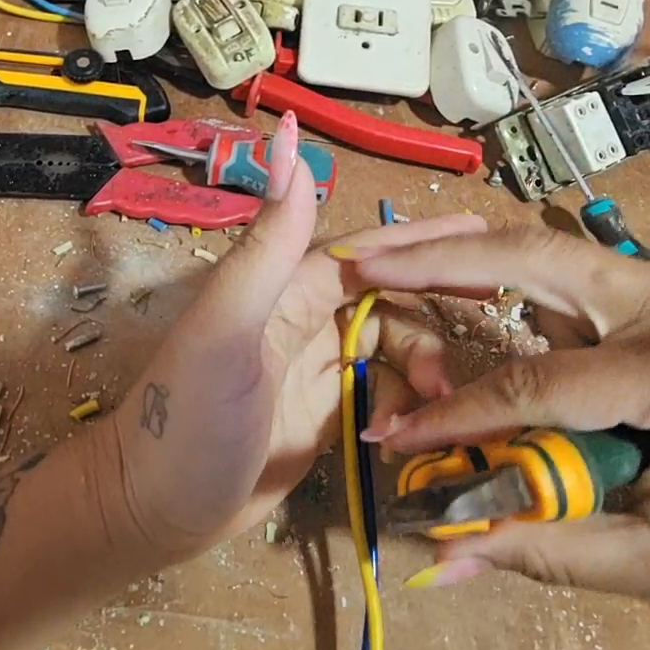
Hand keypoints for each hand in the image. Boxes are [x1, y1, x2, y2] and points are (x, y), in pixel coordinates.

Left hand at [92, 111, 484, 561]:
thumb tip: (288, 140)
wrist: (153, 509)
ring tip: (438, 403)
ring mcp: (312, 369)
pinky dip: (403, 407)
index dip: (418, 242)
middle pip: (386, 296)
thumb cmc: (186, 416)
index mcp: (280, 287)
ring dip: (421, 368)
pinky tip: (407, 432)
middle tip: (496, 303)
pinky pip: (381, 394)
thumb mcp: (228, 324)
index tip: (480, 234)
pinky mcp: (321, 415)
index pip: (362, 251)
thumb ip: (269, 241)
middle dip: (436, 299)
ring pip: (390, 347)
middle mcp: (300, 318)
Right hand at [348, 226, 649, 630]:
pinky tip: (472, 278)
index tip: (389, 433)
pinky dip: (516, 276)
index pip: (538, 384)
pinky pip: (584, 278)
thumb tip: (446, 554)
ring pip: (555, 251)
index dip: (456, 414)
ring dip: (471, 253)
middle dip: (438, 257)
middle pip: (534, 257)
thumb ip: (549, 544)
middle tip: (363, 259)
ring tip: (397, 255)